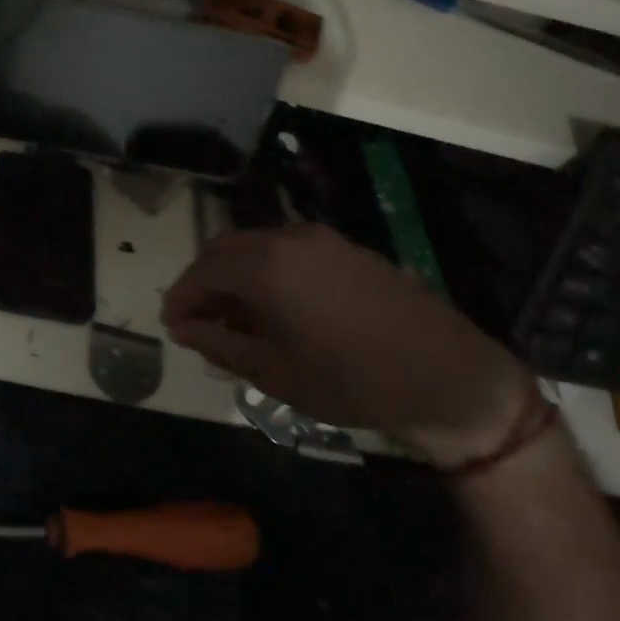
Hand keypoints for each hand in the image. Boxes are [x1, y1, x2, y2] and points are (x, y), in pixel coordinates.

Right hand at [161, 224, 535, 465]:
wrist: (447, 379)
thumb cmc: (349, 381)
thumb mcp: (272, 372)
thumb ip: (218, 343)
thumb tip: (183, 327)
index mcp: (264, 266)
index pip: (200, 272)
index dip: (180, 299)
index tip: (172, 327)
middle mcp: (289, 239)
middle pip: (223, 250)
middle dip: (203, 282)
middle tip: (197, 322)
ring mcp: (323, 241)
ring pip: (256, 246)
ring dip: (234, 276)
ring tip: (235, 320)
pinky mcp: (348, 250)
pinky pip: (288, 251)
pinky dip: (266, 272)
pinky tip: (275, 310)